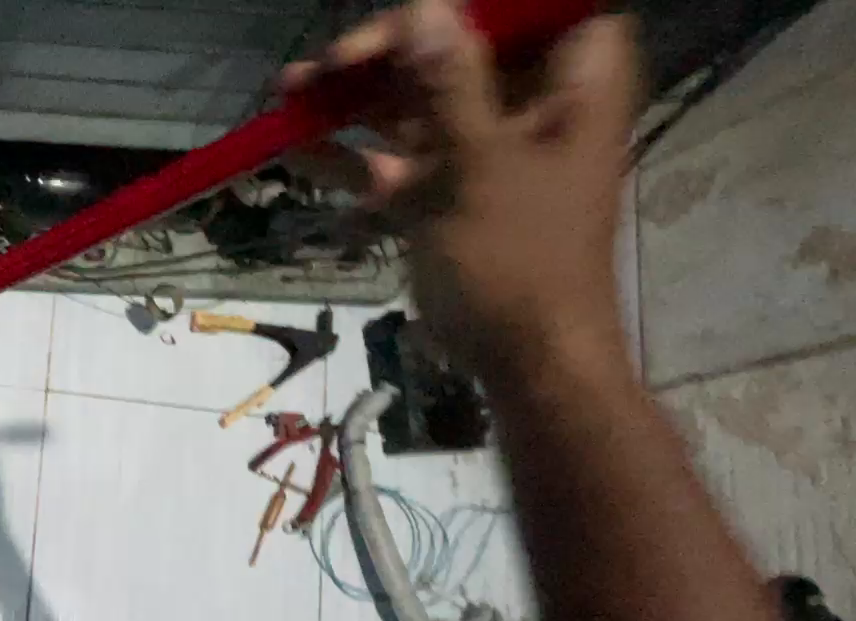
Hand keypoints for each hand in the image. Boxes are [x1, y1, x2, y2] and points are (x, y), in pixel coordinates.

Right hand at [284, 0, 638, 375]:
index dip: (450, 14)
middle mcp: (521, 106)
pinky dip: (345, 160)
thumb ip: (451, 85)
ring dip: (348, 107)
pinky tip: (296, 150)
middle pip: (447, 57)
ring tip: (287, 97)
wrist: (520, 351)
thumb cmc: (518, 258)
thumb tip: (425, 10)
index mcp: (568, 82)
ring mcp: (473, 154)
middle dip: (378, 59)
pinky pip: (387, 164)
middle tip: (316, 70)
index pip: (513, 12)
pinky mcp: (436, 197)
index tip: (395, 28)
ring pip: (407, 111)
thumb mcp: (481, 165)